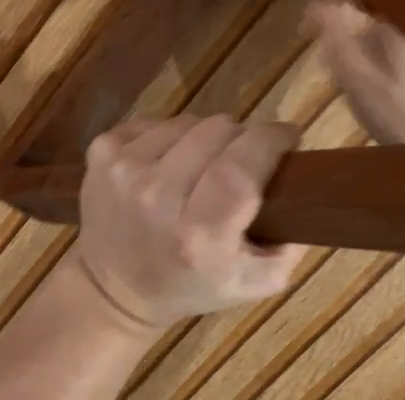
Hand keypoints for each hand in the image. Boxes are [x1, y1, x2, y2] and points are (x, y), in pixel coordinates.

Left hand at [75, 115, 304, 331]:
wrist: (113, 284)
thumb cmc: (191, 284)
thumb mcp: (254, 283)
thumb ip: (286, 241)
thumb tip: (303, 184)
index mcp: (199, 236)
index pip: (240, 169)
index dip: (269, 141)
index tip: (289, 134)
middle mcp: (156, 196)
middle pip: (215, 134)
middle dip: (242, 135)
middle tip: (249, 150)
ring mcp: (124, 169)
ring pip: (186, 122)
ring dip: (205, 134)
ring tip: (207, 159)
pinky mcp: (101, 150)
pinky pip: (153, 122)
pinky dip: (170, 134)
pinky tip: (171, 159)